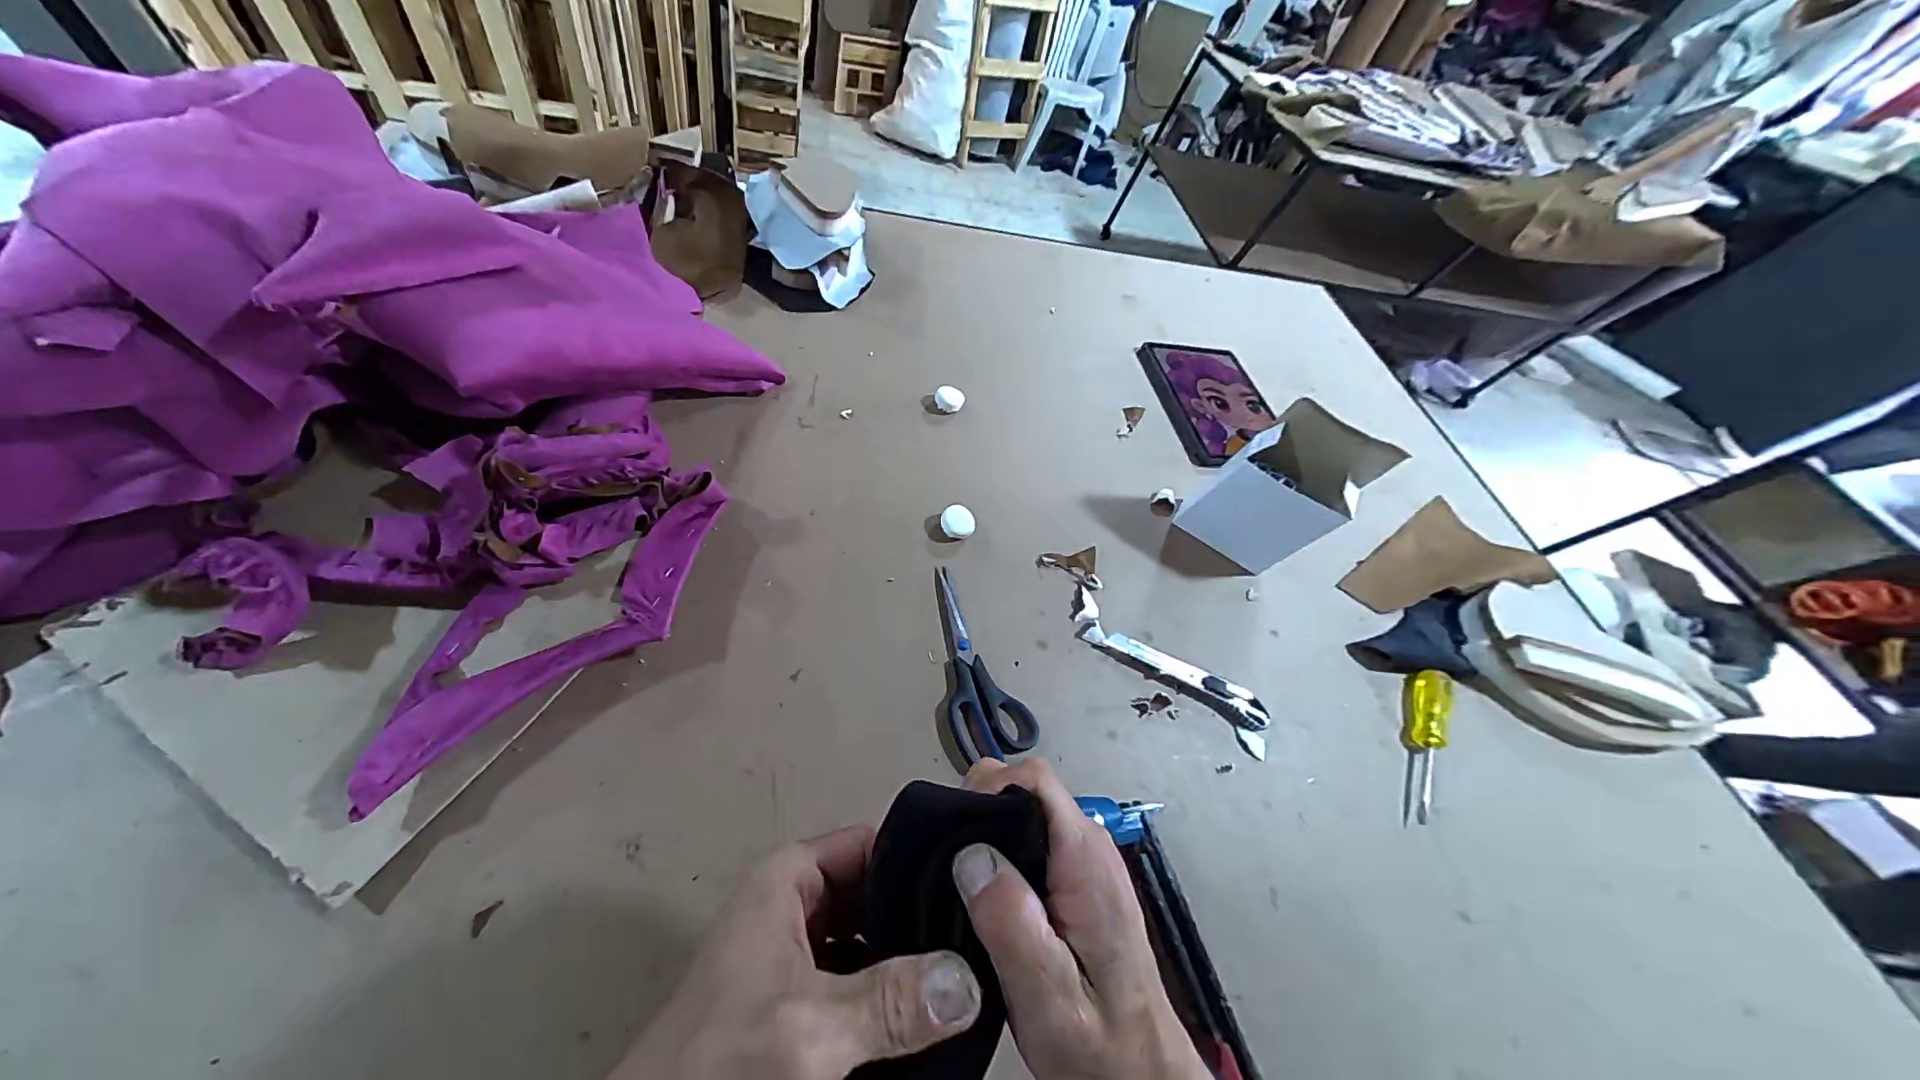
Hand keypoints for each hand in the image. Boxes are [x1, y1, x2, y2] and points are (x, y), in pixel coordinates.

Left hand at [614, 825, 981, 1079]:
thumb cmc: (718, 1063)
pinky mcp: (803, 1002)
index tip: (975, 882)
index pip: (872, 842)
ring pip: (874, 941)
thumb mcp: (809, 1028)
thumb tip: (968, 982)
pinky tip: (934, 1016)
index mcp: (788, 880)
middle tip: (982, 936)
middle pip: (878, 892)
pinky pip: (863, 982)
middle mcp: (796, 906)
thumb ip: (888, 1002)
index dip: (922, 857)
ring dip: (913, 960)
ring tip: (972, 971)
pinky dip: (894, 996)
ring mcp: (800, 956)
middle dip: (924, 916)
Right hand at [954, 759, 1209, 1079]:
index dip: (987, 786)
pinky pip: (1032, 841)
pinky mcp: (1078, 880)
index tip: (951, 823)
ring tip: (957, 878)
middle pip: (1027, 790)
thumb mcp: (1048, 996)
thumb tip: (972, 856)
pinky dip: (1000, 850)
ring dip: (988, 831)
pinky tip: (982, 892)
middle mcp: (1089, 848)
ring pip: (1026, 813)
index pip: (1035, 780)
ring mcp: (1086, 862)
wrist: (1141, 1073)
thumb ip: (1013, 924)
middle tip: (946, 858)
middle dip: (979, 807)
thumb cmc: (1101, 1045)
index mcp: (1085, 860)